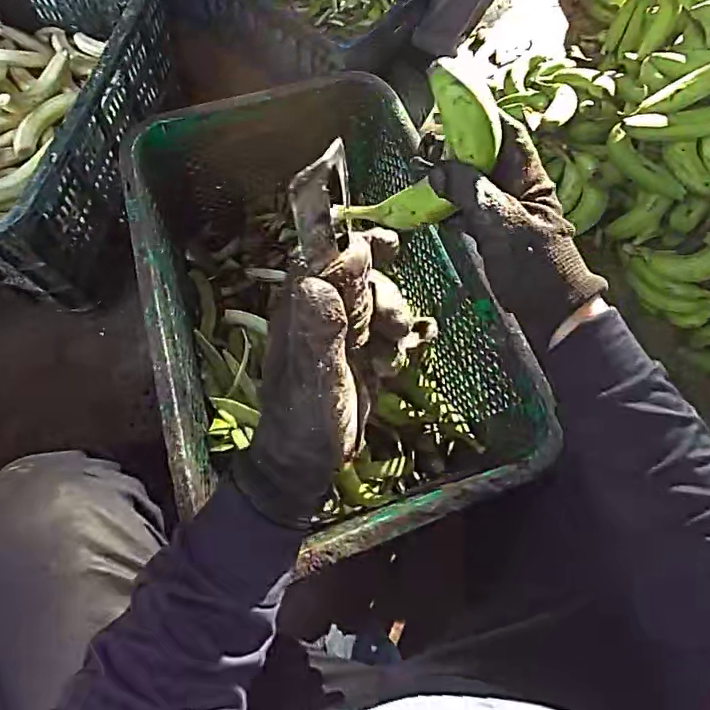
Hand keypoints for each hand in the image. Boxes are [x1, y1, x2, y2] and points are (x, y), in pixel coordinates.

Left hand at [232, 229, 399, 528]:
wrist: (310, 462)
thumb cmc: (303, 419)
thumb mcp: (312, 376)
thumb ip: (319, 329)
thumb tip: (319, 280)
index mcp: (302, 304)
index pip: (327, 255)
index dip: (358, 246)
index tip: (389, 246)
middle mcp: (325, 309)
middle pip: (366, 277)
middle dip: (386, 298)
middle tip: (391, 330)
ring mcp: (347, 330)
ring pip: (384, 303)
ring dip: (396, 327)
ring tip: (386, 362)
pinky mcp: (366, 350)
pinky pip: (395, 331)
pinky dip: (407, 341)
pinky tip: (404, 357)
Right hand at [428, 114, 606, 354]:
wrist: (550, 313)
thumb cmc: (538, 267)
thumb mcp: (504, 224)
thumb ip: (471, 192)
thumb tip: (436, 169)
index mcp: (529, 177)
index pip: (508, 132)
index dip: (482, 116)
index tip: (449, 114)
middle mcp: (514, 185)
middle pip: (481, 152)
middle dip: (452, 147)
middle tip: (425, 149)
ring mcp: (500, 207)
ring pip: (468, 178)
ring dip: (444, 175)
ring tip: (421, 174)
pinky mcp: (488, 227)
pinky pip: (462, 204)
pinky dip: (445, 203)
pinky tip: (429, 207)